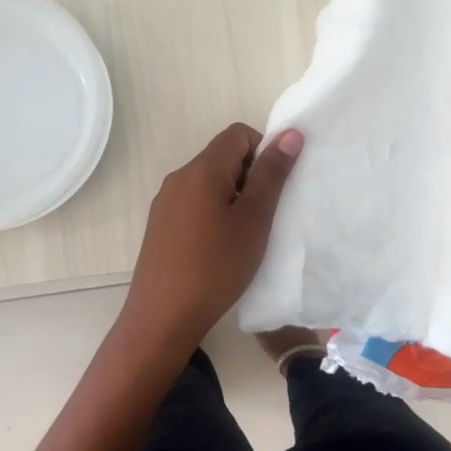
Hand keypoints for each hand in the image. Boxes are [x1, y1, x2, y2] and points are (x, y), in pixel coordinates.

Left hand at [120, 123, 302, 349]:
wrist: (163, 317)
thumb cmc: (216, 266)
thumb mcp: (254, 219)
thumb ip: (272, 174)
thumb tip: (290, 133)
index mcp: (202, 169)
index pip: (238, 134)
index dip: (264, 151)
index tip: (275, 188)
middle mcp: (179, 177)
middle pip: (222, 157)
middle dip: (250, 177)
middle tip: (264, 215)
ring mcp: (165, 202)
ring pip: (209, 183)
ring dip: (233, 197)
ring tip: (245, 236)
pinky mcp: (160, 226)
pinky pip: (194, 204)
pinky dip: (214, 214)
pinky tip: (220, 249)